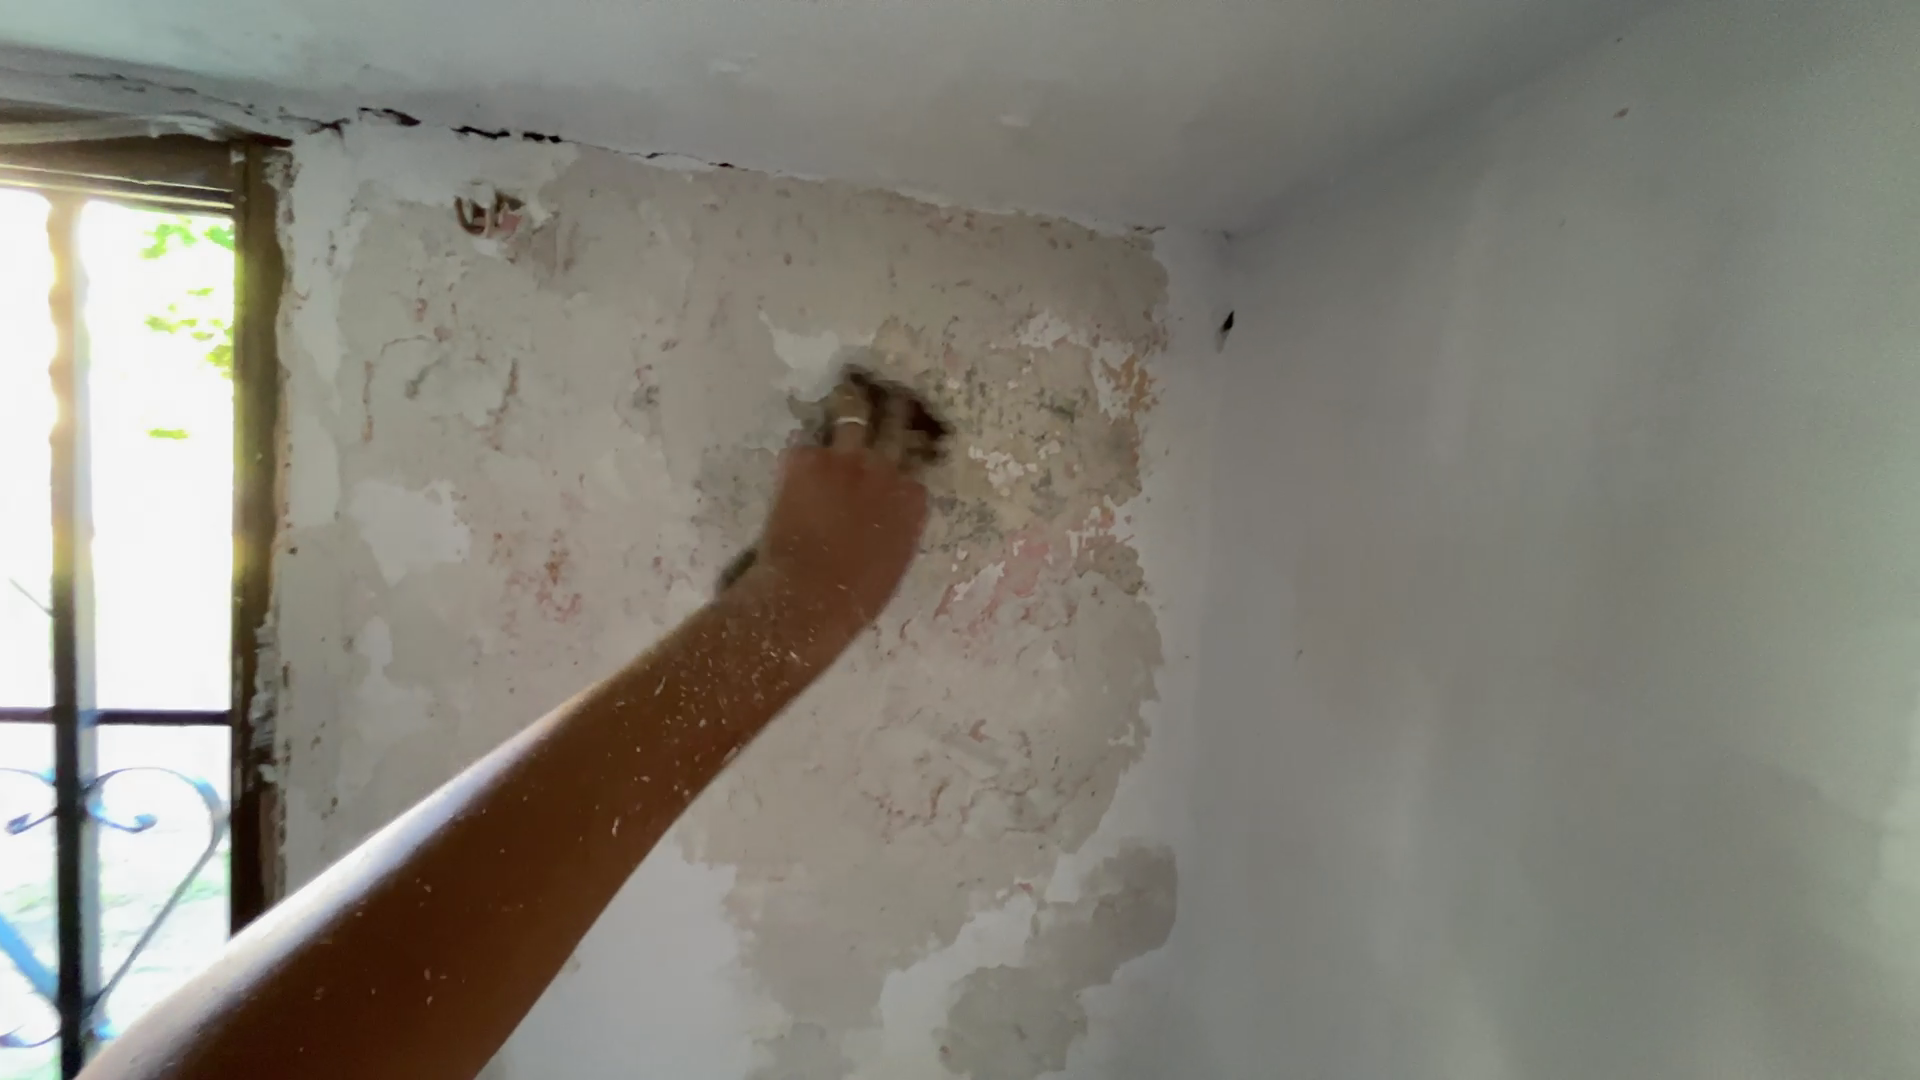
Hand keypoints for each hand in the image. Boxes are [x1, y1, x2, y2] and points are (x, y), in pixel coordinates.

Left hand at [752, 394, 929, 627]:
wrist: (809, 596)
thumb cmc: (857, 593)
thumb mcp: (896, 555)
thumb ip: (898, 519)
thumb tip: (888, 506)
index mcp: (912, 498)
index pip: (921, 455)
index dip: (914, 443)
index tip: (910, 436)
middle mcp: (885, 468)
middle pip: (895, 420)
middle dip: (895, 404)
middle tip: (890, 390)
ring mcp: (844, 459)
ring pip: (853, 411)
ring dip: (851, 399)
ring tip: (847, 388)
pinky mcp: (805, 458)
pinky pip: (806, 439)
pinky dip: (804, 444)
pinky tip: (800, 446)